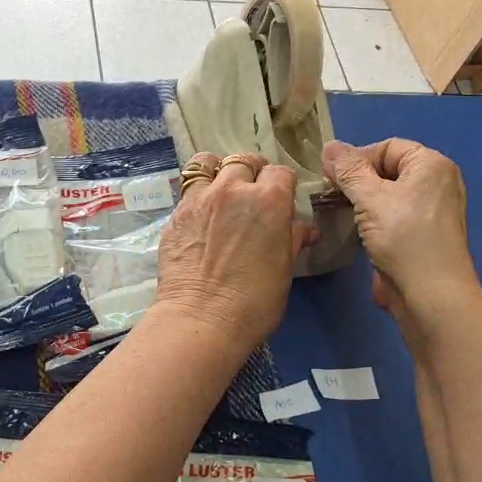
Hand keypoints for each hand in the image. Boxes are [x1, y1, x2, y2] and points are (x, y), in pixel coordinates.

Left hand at [153, 153, 312, 353]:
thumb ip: (293, 240)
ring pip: (207, 164)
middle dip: (252, 171)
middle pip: (244, 162)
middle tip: (252, 191)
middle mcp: (233, 190)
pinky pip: (188, 188)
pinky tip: (201, 211)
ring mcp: (200, 199)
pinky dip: (197, 192)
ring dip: (218, 170)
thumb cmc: (254, 302)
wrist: (202, 319)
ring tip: (220, 187)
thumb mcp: (285, 271)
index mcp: (269, 201)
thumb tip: (306, 229)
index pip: (280, 173)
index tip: (282, 199)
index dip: (283, 185)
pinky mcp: (176, 214)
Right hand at [322, 139, 474, 321]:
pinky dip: (376, 219)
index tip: (331, 177)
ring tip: (340, 213)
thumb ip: (349, 171)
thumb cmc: (403, 238)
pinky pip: (396, 216)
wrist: (431, 294)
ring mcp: (434, 210)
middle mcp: (438, 182)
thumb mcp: (370, 198)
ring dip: (364, 202)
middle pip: (390, 170)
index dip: (357, 158)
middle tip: (332, 195)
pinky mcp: (425, 235)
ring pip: (391, 195)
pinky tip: (358, 231)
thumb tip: (329, 146)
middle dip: (359, 180)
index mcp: (432, 164)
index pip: (388, 147)